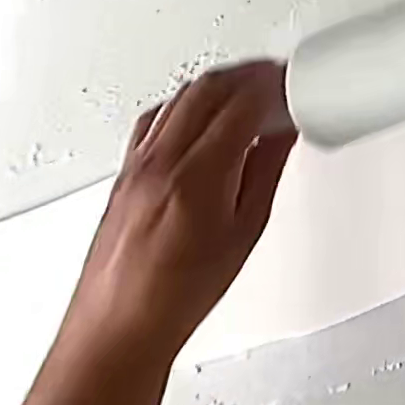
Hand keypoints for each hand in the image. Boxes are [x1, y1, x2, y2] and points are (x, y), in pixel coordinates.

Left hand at [5, 61, 295, 404]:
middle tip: (273, 78)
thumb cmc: (175, 297)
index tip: (289, 83)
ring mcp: (139, 161)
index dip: (272, 85)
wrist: (116, 331)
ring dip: (219, 82)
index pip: (243, 104)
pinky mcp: (125, 168)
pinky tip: (200, 111)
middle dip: (248, 74)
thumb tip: (281, 134)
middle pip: (210, 87)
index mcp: (199, 177)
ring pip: (182, 95)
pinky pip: (157, 115)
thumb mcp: (245, 233)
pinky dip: (186, 101)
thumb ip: (266, 172)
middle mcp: (163, 160)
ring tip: (244, 90)